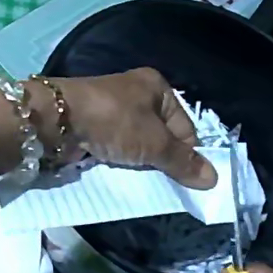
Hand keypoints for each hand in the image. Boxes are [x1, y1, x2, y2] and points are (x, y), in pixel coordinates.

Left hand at [53, 68, 214, 187]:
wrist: (58, 119)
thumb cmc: (115, 122)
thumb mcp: (155, 143)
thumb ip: (183, 162)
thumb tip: (214, 179)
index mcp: (157, 87)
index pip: (185, 126)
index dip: (187, 153)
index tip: (187, 179)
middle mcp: (136, 94)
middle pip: (162, 135)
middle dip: (163, 160)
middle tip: (167, 185)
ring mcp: (113, 111)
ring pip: (138, 144)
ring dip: (141, 163)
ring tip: (144, 183)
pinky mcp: (94, 126)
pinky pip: (117, 149)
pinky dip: (121, 163)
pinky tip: (122, 176)